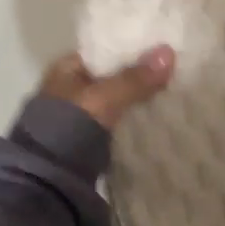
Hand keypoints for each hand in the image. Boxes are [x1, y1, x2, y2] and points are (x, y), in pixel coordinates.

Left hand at [39, 45, 176, 129]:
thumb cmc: (70, 129)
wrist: (49, 178)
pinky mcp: (89, 138)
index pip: (106, 49)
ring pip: (117, 98)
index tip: (164, 48)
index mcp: (66, 68)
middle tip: (175, 71)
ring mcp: (80, 114)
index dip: (133, 47)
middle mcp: (71, 87)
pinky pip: (118, 120)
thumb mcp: (105, 98)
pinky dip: (134, 118)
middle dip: (140, 74)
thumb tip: (170, 52)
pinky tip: (157, 117)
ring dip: (139, 97)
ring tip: (173, 92)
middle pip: (113, 74)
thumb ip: (136, 79)